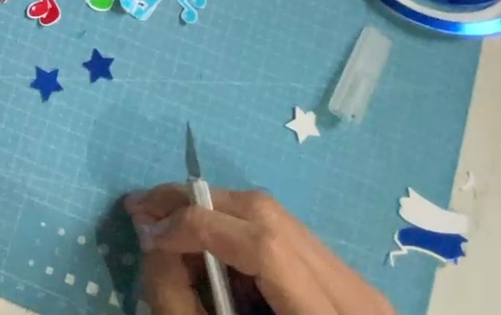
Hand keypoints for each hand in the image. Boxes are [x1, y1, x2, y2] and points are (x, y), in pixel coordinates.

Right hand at [127, 185, 392, 314]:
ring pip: (271, 215)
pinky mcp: (346, 283)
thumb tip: (152, 236)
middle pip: (265, 214)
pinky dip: (234, 231)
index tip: (148, 236)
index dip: (197, 228)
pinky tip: (207, 249)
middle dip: (194, 203)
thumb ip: (176, 297)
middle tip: (143, 209)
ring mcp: (357, 286)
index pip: (263, 245)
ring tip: (167, 225)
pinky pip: (281, 235)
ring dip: (210, 212)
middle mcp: (357, 296)